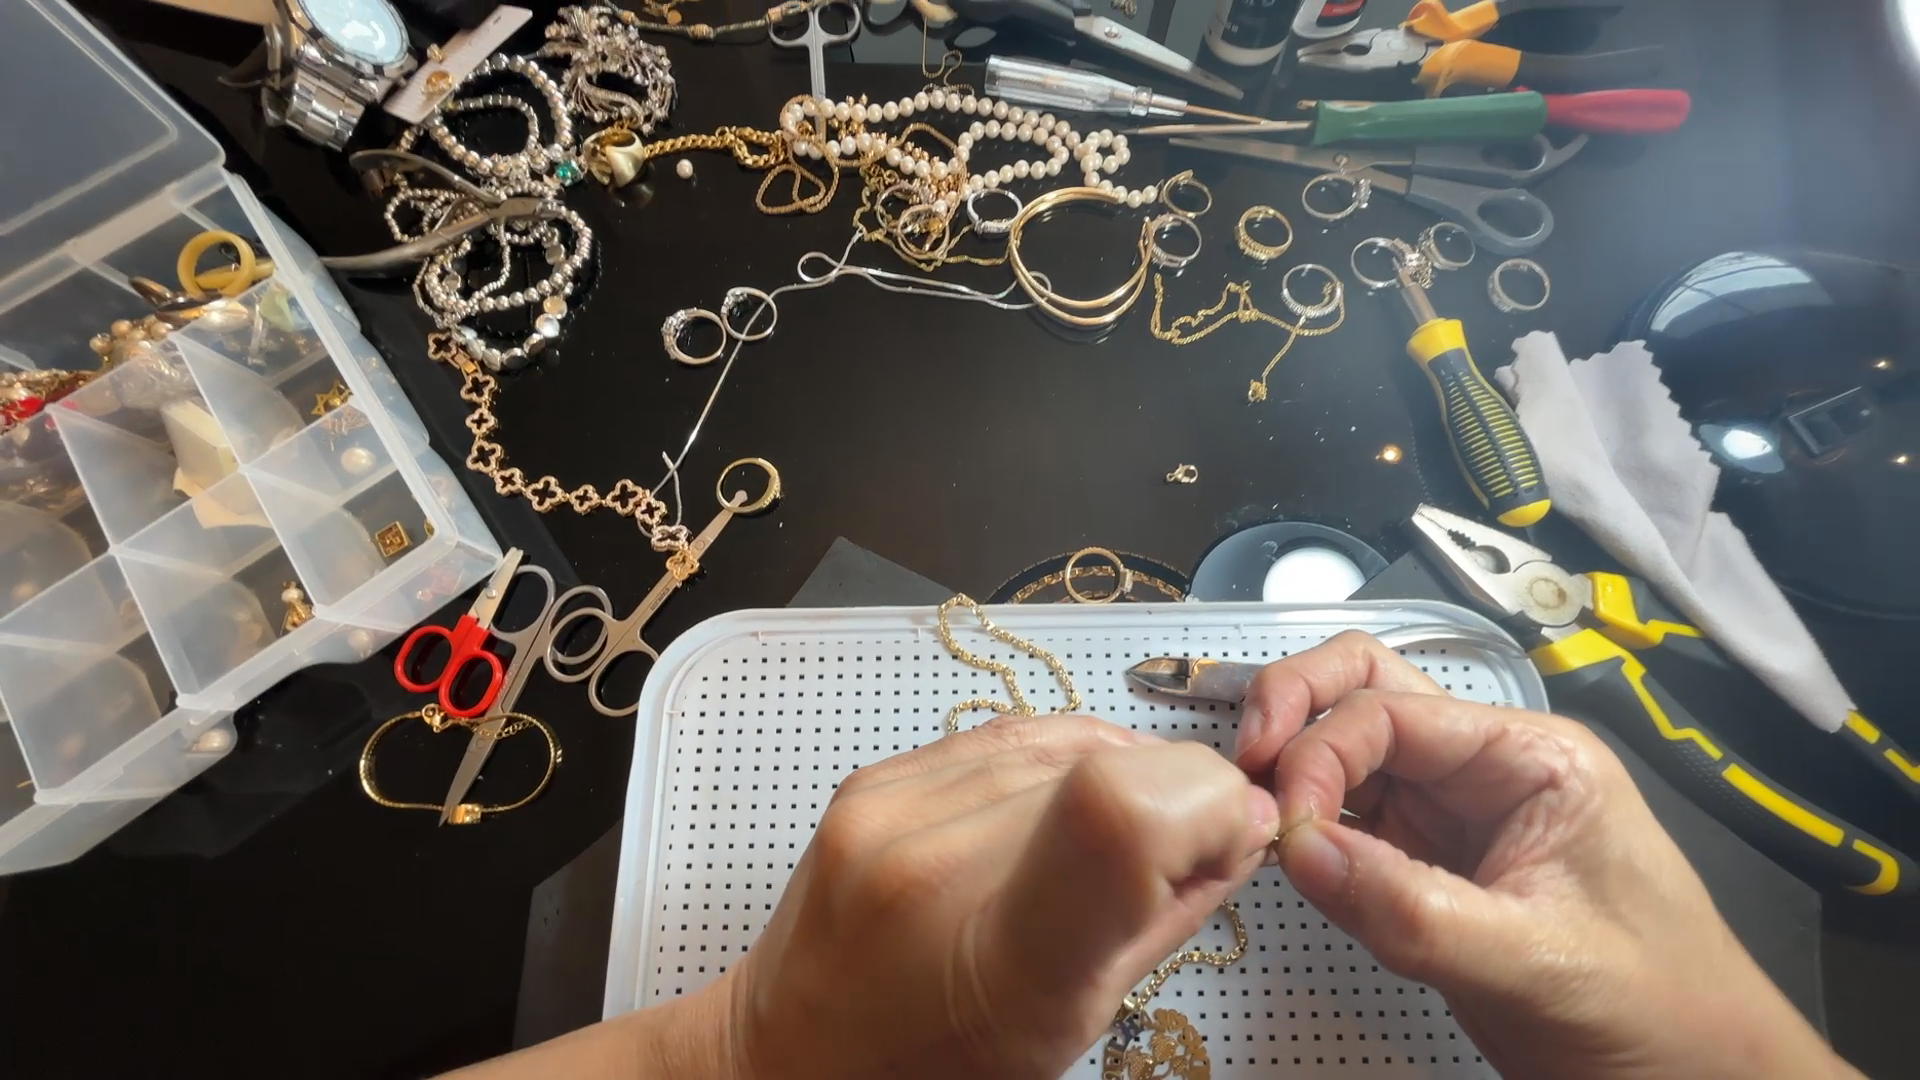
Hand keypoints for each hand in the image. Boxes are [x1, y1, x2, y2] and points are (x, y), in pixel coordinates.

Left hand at [722, 713, 1279, 1079]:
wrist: (794, 1045)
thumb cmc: (933, 1071)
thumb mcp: (1071, 1030)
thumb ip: (1165, 915)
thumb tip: (1236, 819)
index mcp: (994, 961)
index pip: (1121, 813)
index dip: (1202, 799)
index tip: (1230, 829)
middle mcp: (927, 860)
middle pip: (1102, 763)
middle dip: (1172, 789)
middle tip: (1172, 845)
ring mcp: (888, 805)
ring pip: (1061, 736)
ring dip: (1112, 771)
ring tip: (1092, 841)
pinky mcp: (874, 774)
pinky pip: (1005, 734)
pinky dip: (1055, 761)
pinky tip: (1052, 807)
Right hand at [1234, 631, 1859, 1079]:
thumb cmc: (1655, 1019)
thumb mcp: (1540, 966)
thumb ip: (1412, 909)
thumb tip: (1295, 850)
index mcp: (1523, 754)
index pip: (1388, 711)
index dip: (1321, 754)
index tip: (1289, 826)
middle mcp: (1474, 756)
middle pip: (1358, 680)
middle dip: (1291, 705)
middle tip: (1246, 759)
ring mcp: (1439, 797)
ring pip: (1337, 732)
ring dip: (1287, 754)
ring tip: (1255, 802)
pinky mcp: (1411, 840)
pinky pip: (1337, 798)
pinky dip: (1298, 807)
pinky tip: (1281, 838)